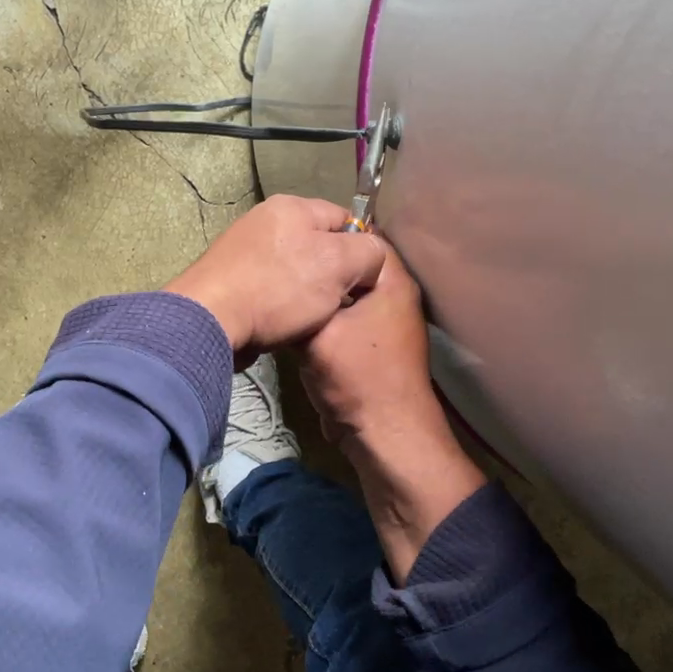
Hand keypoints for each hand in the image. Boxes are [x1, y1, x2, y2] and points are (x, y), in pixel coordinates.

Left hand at [164, 195, 385, 352]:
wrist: (210, 321)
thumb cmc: (279, 288)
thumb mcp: (339, 265)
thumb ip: (368, 253)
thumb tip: (371, 259)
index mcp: (292, 206)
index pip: (345, 219)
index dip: (363, 250)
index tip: (366, 282)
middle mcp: (265, 221)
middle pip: (319, 246)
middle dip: (334, 275)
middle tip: (342, 304)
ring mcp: (244, 251)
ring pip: (296, 271)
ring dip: (308, 294)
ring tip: (314, 318)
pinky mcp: (231, 280)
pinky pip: (272, 289)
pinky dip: (282, 305)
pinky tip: (286, 323)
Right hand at [299, 245, 452, 452]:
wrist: (385, 436)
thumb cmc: (357, 377)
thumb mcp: (317, 335)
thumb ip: (300, 303)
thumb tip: (277, 286)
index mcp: (392, 282)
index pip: (360, 237)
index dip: (325, 235)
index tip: (293, 236)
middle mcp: (395, 296)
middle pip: (350, 267)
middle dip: (318, 264)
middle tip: (282, 259)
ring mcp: (386, 323)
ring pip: (346, 295)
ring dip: (319, 293)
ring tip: (283, 285)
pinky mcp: (373, 346)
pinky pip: (346, 318)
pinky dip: (325, 316)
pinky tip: (296, 317)